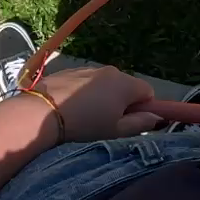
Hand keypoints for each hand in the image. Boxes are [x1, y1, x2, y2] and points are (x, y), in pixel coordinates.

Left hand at [33, 66, 164, 141]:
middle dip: (122, 102)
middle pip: (126, 87)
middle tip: (106, 122)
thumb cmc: (85, 124)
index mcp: (126, 84)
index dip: (143, 108)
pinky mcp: (69, 70)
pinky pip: (86, 82)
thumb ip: (141, 123)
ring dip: (102, 98)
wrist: (41, 113)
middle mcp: (110, 71)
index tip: (129, 122)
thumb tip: (158, 118)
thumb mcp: (116, 131)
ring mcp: (89, 68)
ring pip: (105, 84)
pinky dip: (84, 93)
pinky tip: (71, 108)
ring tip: (85, 117)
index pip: (148, 92)